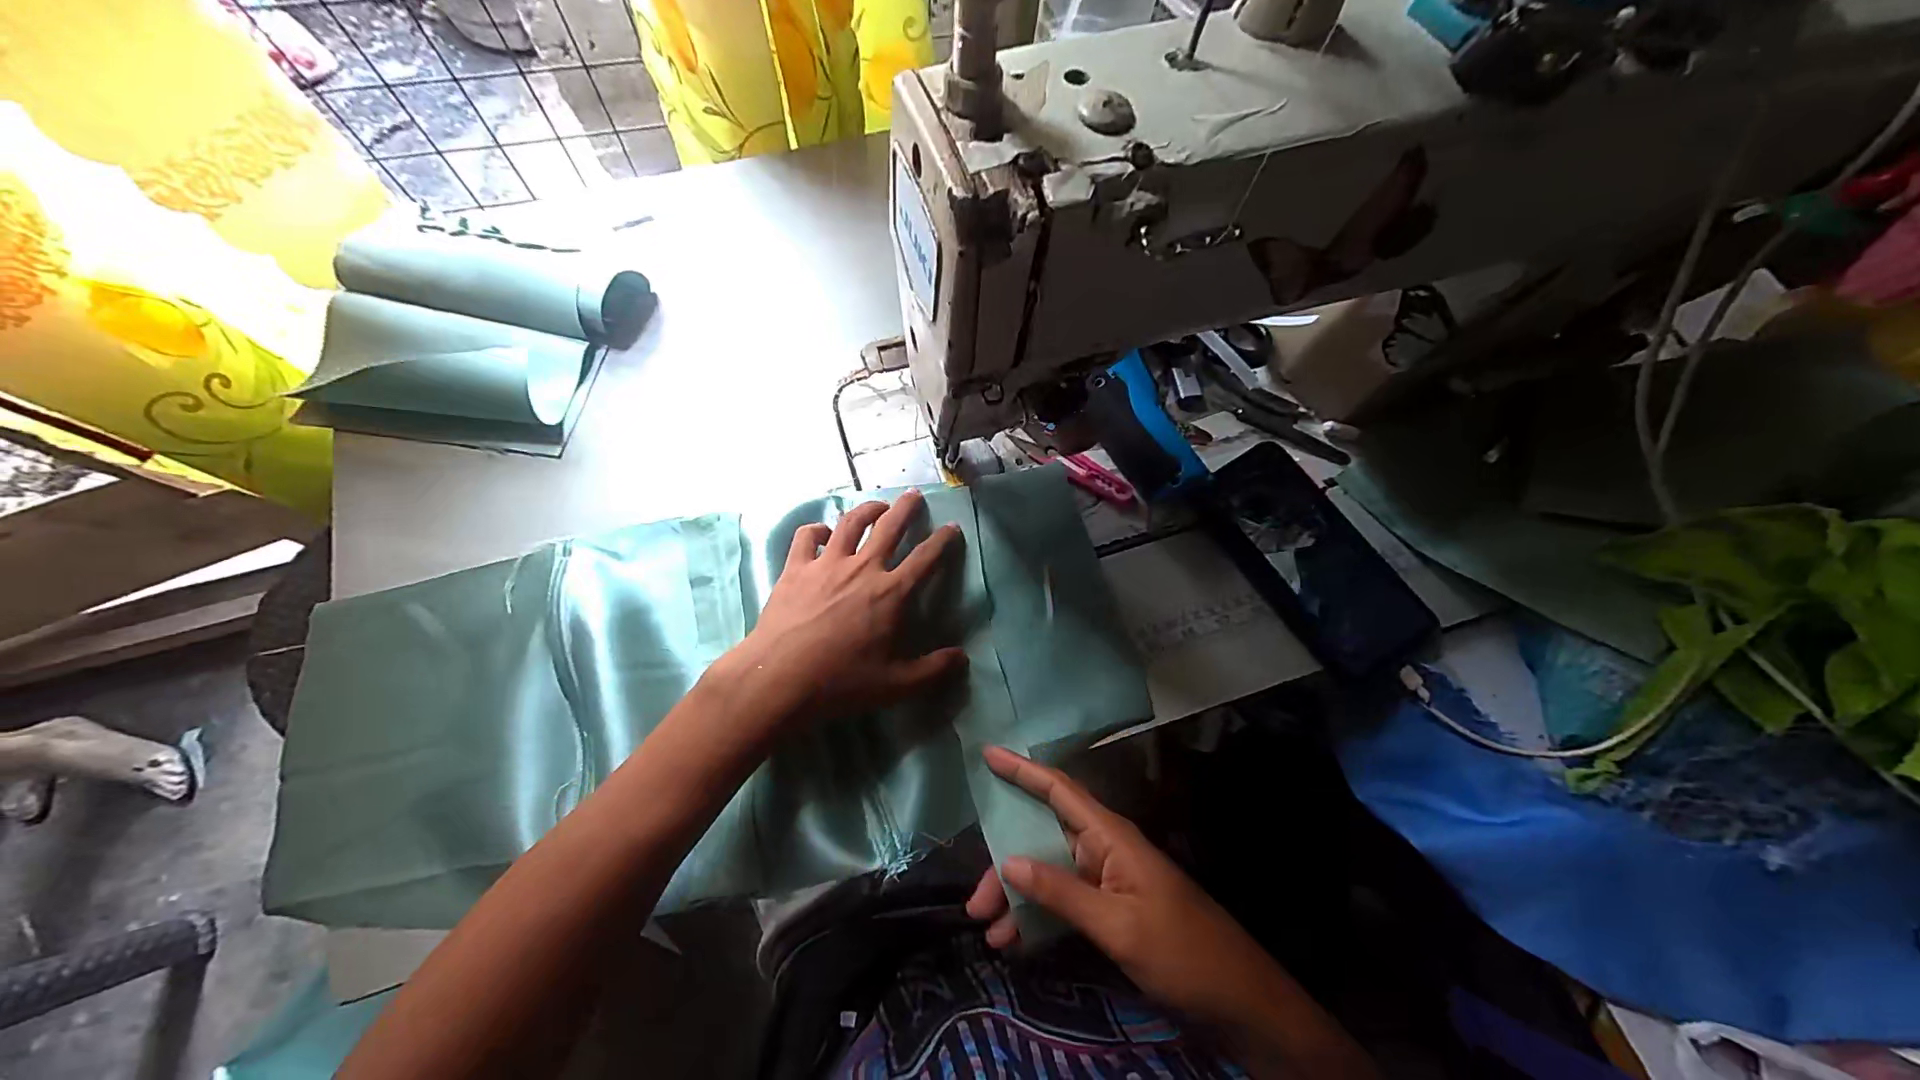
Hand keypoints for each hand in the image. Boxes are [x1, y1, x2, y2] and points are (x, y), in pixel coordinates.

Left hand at [728, 489, 967, 724]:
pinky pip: (807, 537)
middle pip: (890, 527)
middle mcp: (863, 568)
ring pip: (851, 523)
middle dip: (906, 508)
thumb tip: (962, 658)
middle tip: (914, 496)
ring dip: (867, 510)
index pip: (926, 558)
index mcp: (891, 593)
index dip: (942, 540)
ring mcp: (827, 564)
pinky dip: (817, 529)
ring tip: (877, 506)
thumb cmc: (841, 682)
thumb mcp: (896, 685)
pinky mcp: (796, 568)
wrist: (780, 678)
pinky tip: (822, 532)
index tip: (952, 527)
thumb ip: (933, 670)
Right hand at [964, 746, 1281, 1025]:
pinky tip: (1016, 940)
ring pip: (1048, 872)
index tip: (988, 753)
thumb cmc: (1181, 952)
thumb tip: (1009, 861)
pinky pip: (1063, 900)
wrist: (1239, 1000)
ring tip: (989, 931)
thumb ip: (1061, 891)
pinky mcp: (1110, 908)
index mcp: (1110, 836)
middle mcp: (1104, 848)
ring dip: (1017, 897)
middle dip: (1004, 864)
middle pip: (1041, 838)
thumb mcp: (1117, 925)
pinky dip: (1039, 916)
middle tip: (974, 904)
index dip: (1022, 770)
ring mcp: (1107, 879)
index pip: (1059, 790)